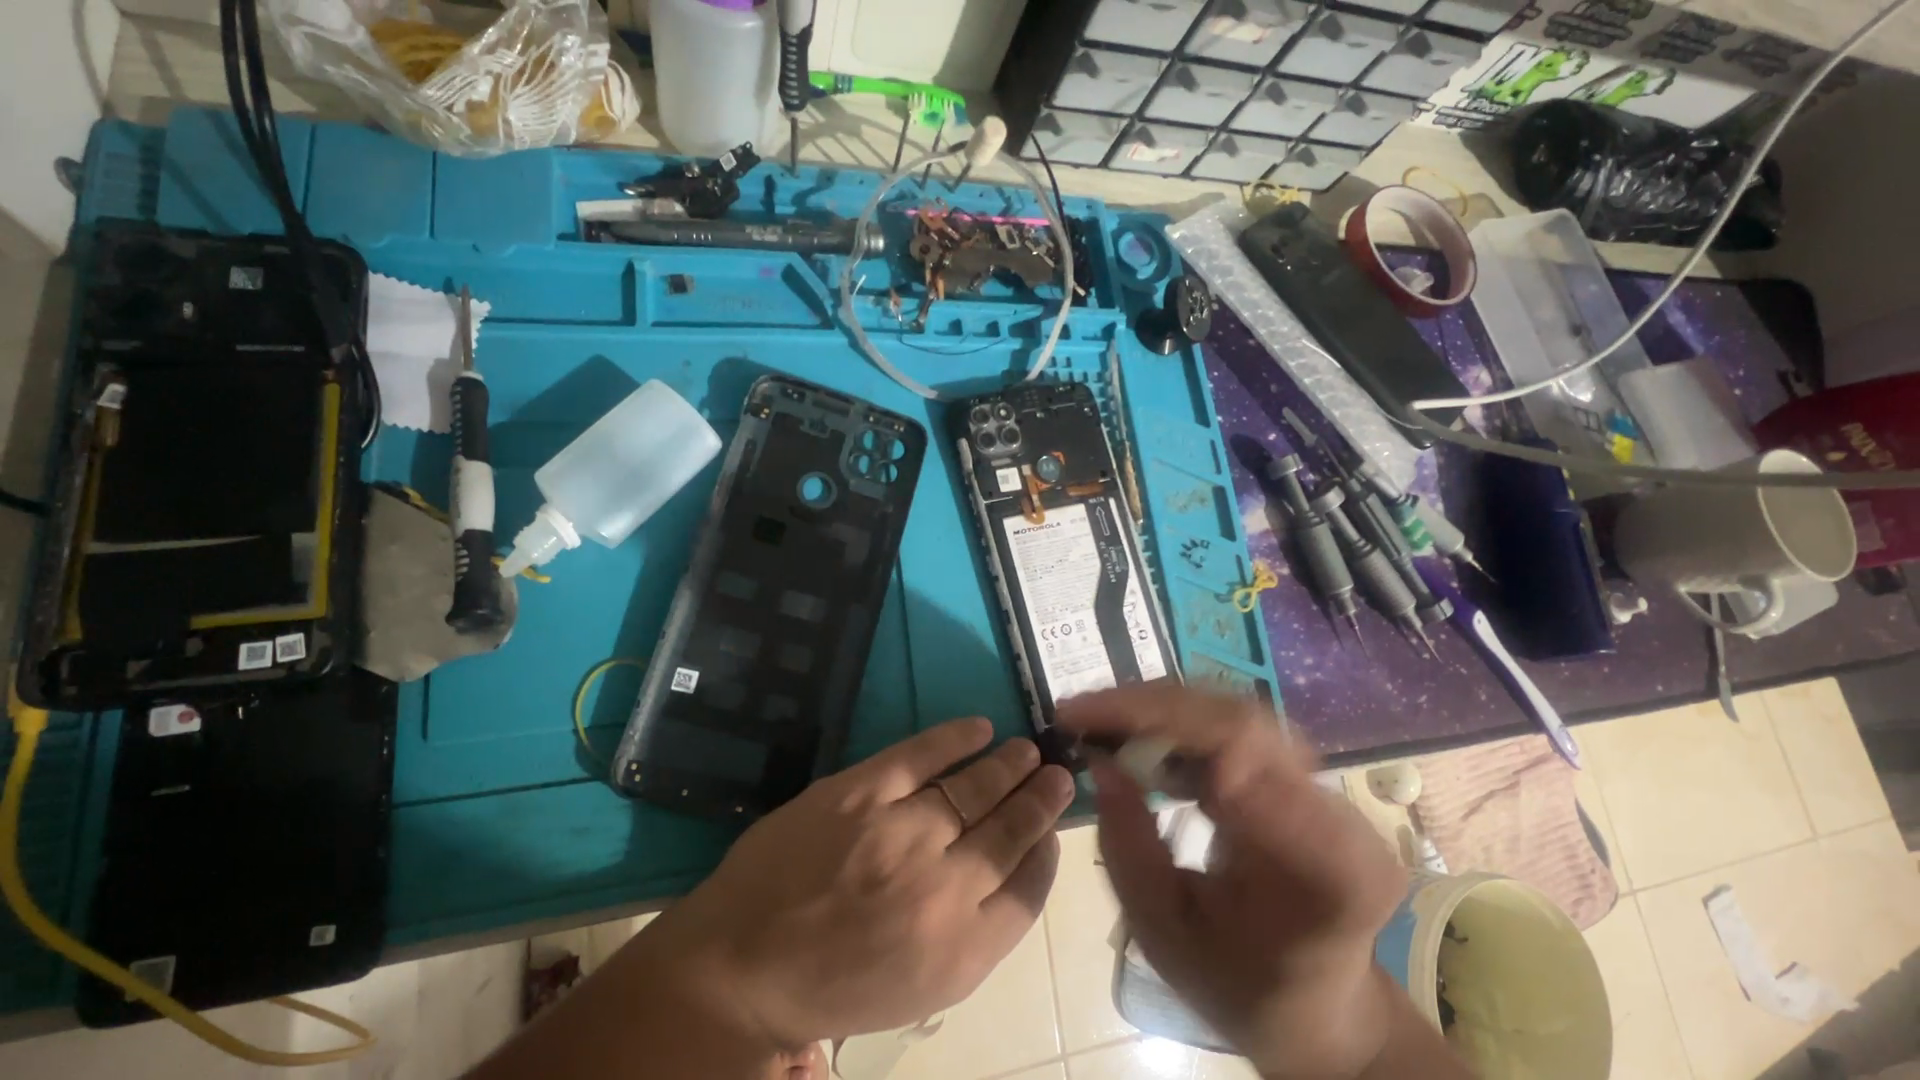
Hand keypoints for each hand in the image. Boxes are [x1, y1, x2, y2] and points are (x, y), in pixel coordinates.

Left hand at [648, 718, 1075, 1050]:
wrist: (743, 963)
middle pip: (1010, 831)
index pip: (1028, 888)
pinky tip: (980, 728)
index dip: (1046, 853)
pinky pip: (920, 755)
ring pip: (974, 789)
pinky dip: (955, 738)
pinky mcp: (857, 793)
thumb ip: (978, 931)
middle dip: (1041, 800)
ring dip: (1009, 767)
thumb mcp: (923, 986)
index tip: (1052, 831)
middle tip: (1058, 776)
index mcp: (960, 948)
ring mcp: (898, 833)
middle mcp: (941, 888)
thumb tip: (1016, 867)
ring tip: (1028, 752)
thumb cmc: (836, 983)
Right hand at [1059, 686, 1411, 1079]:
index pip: (1243, 751)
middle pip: (1242, 722)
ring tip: (1101, 722)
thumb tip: (1100, 760)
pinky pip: (1245, 736)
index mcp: (1324, 862)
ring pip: (1242, 717)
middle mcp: (1341, 814)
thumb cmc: (1237, 987)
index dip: (1159, 720)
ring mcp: (1333, 793)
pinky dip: (1184, 730)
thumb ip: (1128, 848)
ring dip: (1163, 712)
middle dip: (1151, 708)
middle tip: (1079, 713)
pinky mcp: (1312, 784)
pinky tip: (1140, 741)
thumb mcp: (1164, 933)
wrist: (1313, 1009)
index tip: (1084, 719)